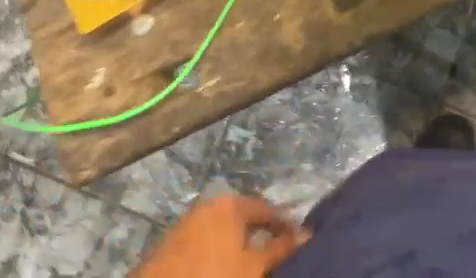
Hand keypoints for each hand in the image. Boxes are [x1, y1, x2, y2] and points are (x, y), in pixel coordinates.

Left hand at [132, 195, 305, 277]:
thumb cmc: (215, 277)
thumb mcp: (255, 267)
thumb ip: (281, 248)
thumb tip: (307, 233)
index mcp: (230, 205)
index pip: (266, 210)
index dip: (284, 227)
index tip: (297, 244)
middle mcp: (208, 206)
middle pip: (242, 220)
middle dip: (258, 237)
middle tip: (273, 260)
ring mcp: (185, 226)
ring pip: (221, 234)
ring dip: (236, 249)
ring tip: (247, 270)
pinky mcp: (168, 248)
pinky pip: (202, 246)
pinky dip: (215, 257)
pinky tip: (220, 272)